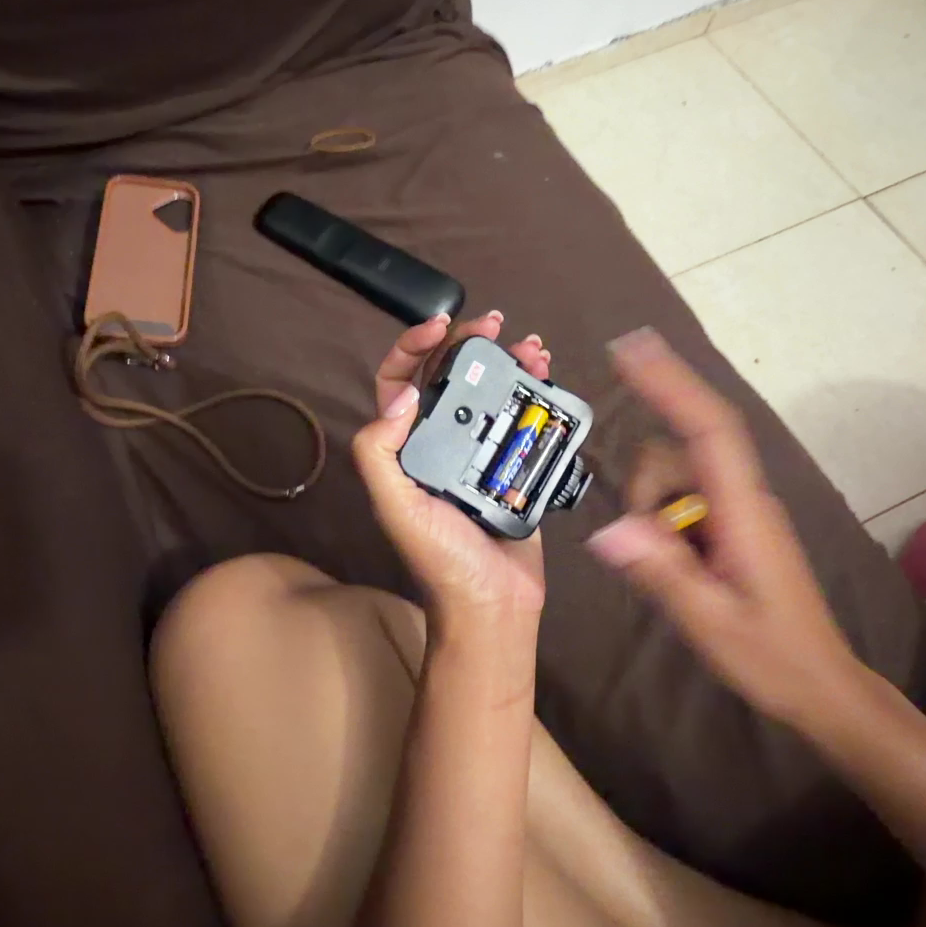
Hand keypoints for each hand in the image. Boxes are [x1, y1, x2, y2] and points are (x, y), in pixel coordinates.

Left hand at [352, 311, 551, 631]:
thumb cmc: (442, 561)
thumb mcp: (396, 508)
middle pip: (447, 378)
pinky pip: (518, 418)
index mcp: (403, 449)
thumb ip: (380, 453)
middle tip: (494, 322)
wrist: (494, 604)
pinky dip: (531, 392)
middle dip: (466, 343)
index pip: (397, 383)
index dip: (410, 347)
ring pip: (486, 393)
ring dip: (505, 361)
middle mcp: (435, 445)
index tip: (440, 325)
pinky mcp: (511, 465)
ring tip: (531, 346)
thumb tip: (404, 395)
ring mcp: (475, 453)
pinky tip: (545, 375)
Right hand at [584, 328, 864, 728]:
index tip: (632, 347)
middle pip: (678, 451)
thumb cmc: (773, 657)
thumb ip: (661, 571)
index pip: (707, 427)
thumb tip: (607, 532)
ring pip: (676, 477)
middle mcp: (743, 499)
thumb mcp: (709, 621)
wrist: (822, 688)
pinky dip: (663, 523)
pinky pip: (683, 503)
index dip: (671, 382)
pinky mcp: (733, 528)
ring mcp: (739, 512)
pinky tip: (673, 566)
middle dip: (646, 485)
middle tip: (643, 546)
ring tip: (667, 569)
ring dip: (652, 510)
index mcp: (744, 511)